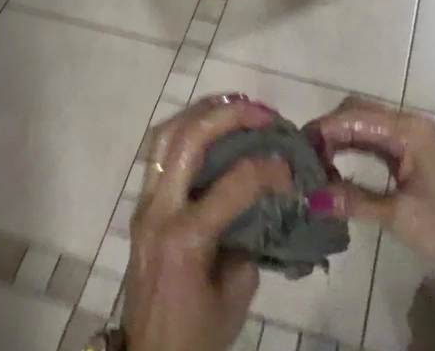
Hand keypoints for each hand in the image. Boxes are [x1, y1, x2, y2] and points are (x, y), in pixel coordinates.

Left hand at [122, 94, 287, 350]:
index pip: (233, 183)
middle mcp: (158, 211)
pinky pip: (160, 155)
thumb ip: (251, 237)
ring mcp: (144, 205)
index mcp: (185, 238)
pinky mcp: (142, 207)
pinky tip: (213, 130)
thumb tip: (269, 198)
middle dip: (228, 116)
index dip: (269, 168)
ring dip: (201, 114)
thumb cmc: (198, 332)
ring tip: (235, 106)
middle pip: (187, 140)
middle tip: (263, 113)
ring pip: (165, 136)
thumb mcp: (237, 291)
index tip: (292, 166)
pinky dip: (187, 132)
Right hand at [304, 97, 434, 279]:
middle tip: (302, 156)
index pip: (356, 116)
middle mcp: (409, 124)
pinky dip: (352, 147)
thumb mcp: (398, 216)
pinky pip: (374, 139)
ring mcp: (411, 136)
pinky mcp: (410, 152)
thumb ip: (354, 200)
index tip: (297, 148)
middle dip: (329, 129)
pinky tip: (334, 166)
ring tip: (312, 162)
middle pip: (359, 111)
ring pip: (365, 123)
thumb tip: (311, 196)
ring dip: (338, 137)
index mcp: (409, 131)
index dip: (324, 128)